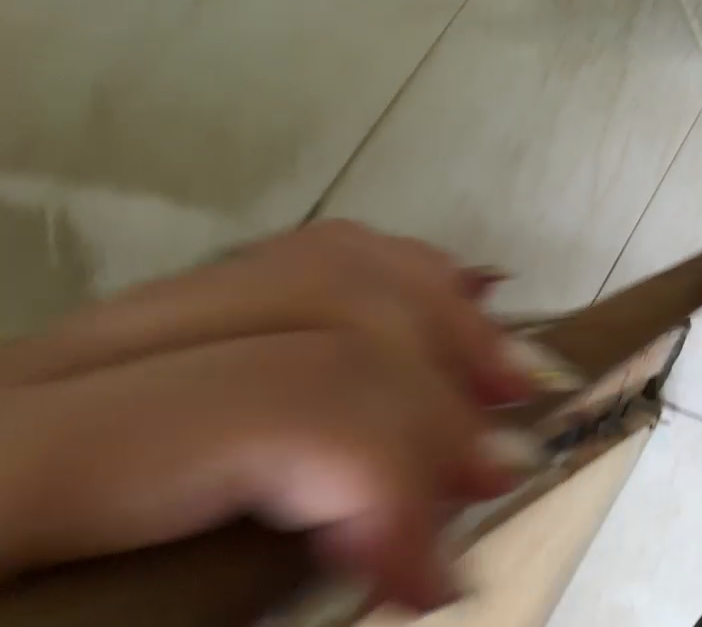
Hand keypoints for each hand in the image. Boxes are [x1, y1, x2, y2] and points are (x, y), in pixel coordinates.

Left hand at [0, 221, 536, 610]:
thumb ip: (271, 589)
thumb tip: (437, 556)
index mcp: (16, 461)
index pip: (285, 403)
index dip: (396, 475)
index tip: (438, 580)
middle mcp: (49, 363)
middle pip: (331, 303)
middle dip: (443, 389)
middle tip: (496, 473)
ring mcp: (96, 332)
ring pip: (327, 258)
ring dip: (447, 321)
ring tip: (507, 386)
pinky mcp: (137, 334)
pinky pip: (298, 261)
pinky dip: (403, 283)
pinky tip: (455, 318)